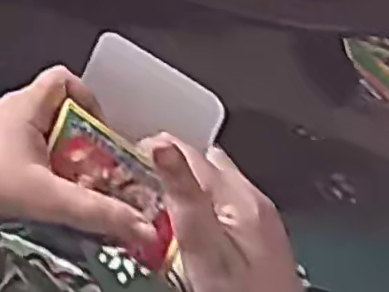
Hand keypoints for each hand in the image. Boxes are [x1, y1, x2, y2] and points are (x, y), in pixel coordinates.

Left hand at [0, 66, 155, 245]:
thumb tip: (143, 227)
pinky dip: (56, 162)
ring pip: (53, 128)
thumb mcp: (50, 197)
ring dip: (73, 155)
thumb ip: (98, 212)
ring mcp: (10, 123)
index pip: (65, 78)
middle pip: (65, 108)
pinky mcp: (4, 142)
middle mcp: (20, 106)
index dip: (90, 100)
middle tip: (103, 171)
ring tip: (86, 186)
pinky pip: (40, 142)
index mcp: (29, 104)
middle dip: (88, 139)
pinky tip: (60, 191)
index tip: (104, 136)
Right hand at [143, 135, 301, 291]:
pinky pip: (220, 204)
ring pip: (208, 182)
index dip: (148, 154)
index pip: (181, 147)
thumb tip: (158, 143)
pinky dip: (199, 207)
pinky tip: (188, 231)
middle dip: (166, 170)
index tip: (127, 175)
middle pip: (196, 161)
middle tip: (142, 194)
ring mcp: (260, 219)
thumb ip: (182, 191)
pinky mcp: (260, 239)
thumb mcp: (203, 246)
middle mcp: (252, 198)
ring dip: (182, 189)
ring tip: (161, 213)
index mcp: (239, 194)